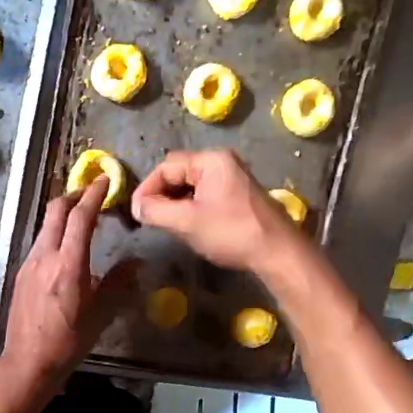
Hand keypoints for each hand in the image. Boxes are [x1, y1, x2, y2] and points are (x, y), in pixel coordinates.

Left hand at [0, 181, 138, 393]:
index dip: (94, 195)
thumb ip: (119, 283)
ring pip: (46, 227)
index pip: (80, 217)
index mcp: (68, 265)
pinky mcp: (21, 275)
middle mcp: (45, 258)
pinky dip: (54, 234)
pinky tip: (65, 247)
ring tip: (81, 217)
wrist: (28, 362)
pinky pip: (40, 244)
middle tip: (92, 192)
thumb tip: (136, 263)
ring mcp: (29, 265)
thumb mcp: (101, 315)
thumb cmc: (68, 342)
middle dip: (75, 196)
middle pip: (56, 212)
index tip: (105, 181)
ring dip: (63, 215)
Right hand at [130, 149, 299, 274]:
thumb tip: (136, 207)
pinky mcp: (237, 195)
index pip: (166, 167)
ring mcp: (232, 178)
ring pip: (190, 185)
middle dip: (160, 194)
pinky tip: (185, 225)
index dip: (146, 189)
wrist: (277, 252)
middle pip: (178, 172)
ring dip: (174, 202)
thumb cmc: (231, 233)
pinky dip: (189, 207)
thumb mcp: (187, 222)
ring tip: (163, 224)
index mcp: (210, 160)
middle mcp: (222, 162)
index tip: (135, 213)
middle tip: (148, 219)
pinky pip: (204, 194)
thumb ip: (156, 211)